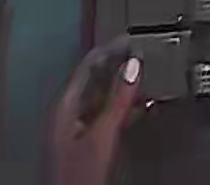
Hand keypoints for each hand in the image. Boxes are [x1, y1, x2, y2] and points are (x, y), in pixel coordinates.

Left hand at [48, 45, 142, 184]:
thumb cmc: (79, 177)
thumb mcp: (102, 136)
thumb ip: (118, 99)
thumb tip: (134, 62)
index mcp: (63, 105)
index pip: (88, 64)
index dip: (112, 48)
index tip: (135, 39)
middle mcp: (65, 113)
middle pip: (94, 79)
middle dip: (119, 67)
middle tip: (144, 57)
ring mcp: (72, 130)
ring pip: (100, 97)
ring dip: (123, 88)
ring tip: (146, 80)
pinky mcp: (81, 145)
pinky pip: (103, 115)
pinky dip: (121, 108)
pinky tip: (138, 108)